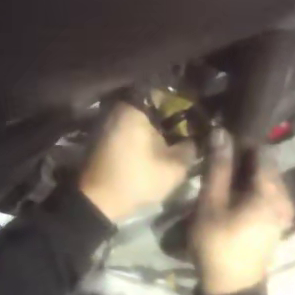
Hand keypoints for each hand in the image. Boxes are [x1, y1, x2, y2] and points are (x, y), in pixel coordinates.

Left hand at [77, 102, 196, 221]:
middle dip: (169, 116)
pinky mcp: (102, 138)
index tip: (195, 115)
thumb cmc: (137, 179)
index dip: (183, 103)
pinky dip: (141, 136)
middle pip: (150, 105)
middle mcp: (118, 108)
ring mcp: (107, 122)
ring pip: (138, 118)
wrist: (98, 202)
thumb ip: (191, 147)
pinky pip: (128, 129)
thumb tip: (196, 137)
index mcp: (134, 107)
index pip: (164, 92)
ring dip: (155, 127)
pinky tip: (154, 149)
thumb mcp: (175, 167)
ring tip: (173, 140)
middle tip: (187, 129)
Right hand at [189, 130, 293, 294]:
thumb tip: (221, 131)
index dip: (241, 143)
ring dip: (244, 176)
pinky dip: (249, 190)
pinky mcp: (276, 223)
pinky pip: (265, 195)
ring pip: (264, 181)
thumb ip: (218, 167)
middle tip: (215, 160)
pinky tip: (229, 196)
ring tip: (219, 178)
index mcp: (272, 192)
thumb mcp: (211, 203)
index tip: (219, 143)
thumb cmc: (218, 245)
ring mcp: (283, 212)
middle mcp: (285, 198)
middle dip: (242, 160)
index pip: (262, 151)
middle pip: (265, 166)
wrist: (231, 290)